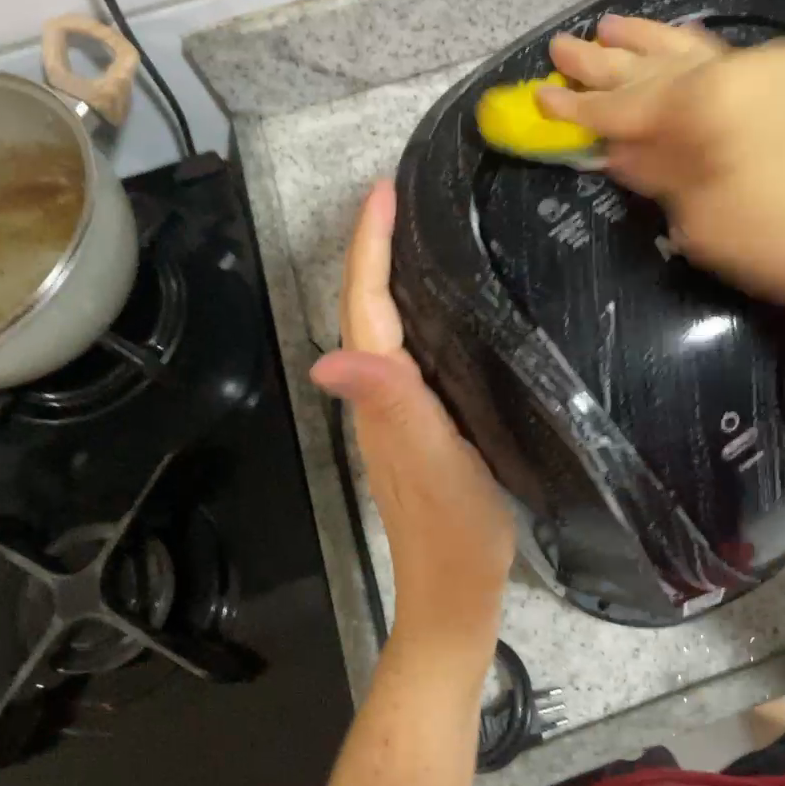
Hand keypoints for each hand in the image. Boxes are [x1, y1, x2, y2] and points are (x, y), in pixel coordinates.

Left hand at [310, 181, 514, 655]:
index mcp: (382, 393)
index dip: (370, 248)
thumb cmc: (453, 529)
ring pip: (389, 328)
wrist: (457, 593)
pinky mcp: (423, 423)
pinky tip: (449, 308)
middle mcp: (381, 394)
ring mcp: (400, 410)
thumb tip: (328, 358)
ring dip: (394, 277)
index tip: (384, 192)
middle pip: (369, 309)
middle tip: (403, 199)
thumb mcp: (431, 463)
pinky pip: (413, 351)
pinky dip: (420, 314)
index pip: (366, 307)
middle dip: (377, 249)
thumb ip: (391, 408)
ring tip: (422, 234)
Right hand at [540, 15, 784, 323]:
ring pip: (695, 53)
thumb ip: (663, 182)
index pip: (623, 108)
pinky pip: (730, 63)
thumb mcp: (716, 225)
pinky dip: (695, 58)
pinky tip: (684, 54)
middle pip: (654, 68)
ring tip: (609, 29)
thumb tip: (622, 155)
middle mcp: (737, 73)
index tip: (537, 98)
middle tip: (560, 49)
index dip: (576, 110)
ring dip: (648, 44)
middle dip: (604, 64)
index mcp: (706, 105)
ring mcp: (779, 73)